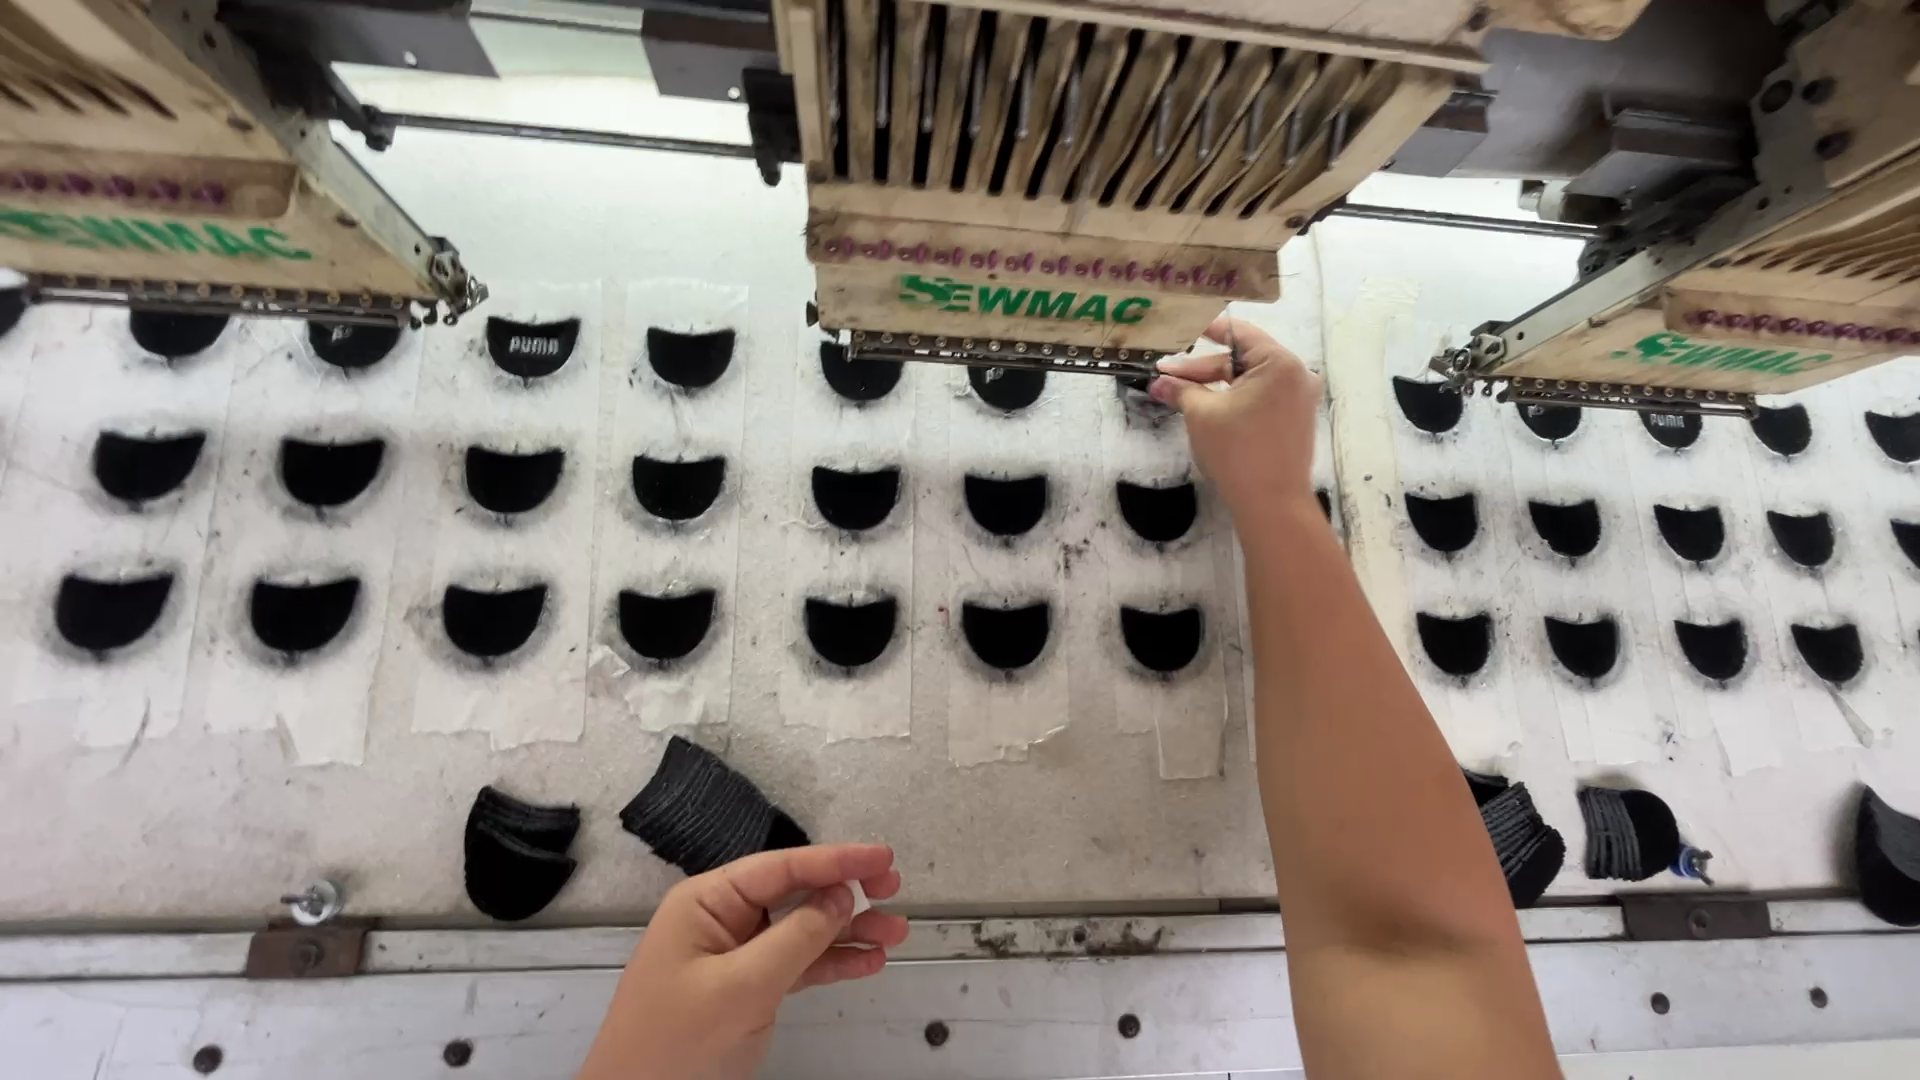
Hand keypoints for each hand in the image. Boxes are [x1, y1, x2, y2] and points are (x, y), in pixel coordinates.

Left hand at [577, 843, 908, 1079]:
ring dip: (850, 932)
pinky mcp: (746, 991)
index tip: (884, 856)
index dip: (837, 859)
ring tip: (897, 934)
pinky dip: (832, 964)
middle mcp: (723, 919)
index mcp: (708, 902)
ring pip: (804, 931)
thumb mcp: (740, 988)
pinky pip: (798, 966)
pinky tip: (868, 962)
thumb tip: (842, 894)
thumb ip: (796, 936)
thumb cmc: (676, 1047)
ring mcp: (735, 956)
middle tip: (896, 889)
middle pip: (797, 894)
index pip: (783, 867)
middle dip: (848, 892)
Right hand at [1149, 315, 1322, 517]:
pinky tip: (1208, 409)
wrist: (1272, 503)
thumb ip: (1180, 391)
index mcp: (1279, 363)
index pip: (1238, 334)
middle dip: (1202, 371)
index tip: (1183, 328)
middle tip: (1166, 377)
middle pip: (1241, 361)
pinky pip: (1260, 399)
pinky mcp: (1294, 421)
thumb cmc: (1238, 452)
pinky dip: (1234, 401)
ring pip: (1249, 382)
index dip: (1207, 330)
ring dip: (1215, 387)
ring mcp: (1299, 399)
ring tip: (1181, 395)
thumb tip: (1158, 382)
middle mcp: (1296, 375)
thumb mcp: (1202, 415)